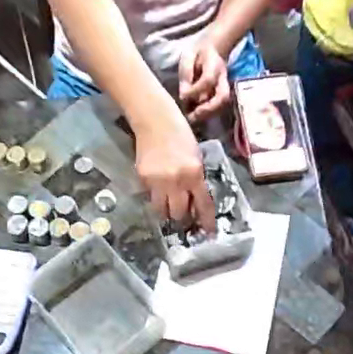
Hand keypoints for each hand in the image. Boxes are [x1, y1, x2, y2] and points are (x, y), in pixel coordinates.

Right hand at [135, 109, 214, 230]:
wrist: (155, 120)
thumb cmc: (180, 135)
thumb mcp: (195, 158)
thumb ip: (196, 180)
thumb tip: (194, 201)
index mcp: (194, 174)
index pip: (202, 205)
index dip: (206, 221)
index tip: (209, 233)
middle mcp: (176, 181)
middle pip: (178, 213)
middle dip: (182, 218)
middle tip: (183, 217)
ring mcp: (157, 181)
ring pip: (161, 210)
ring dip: (166, 211)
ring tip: (168, 205)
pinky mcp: (143, 179)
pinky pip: (150, 196)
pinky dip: (155, 196)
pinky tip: (157, 187)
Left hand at [178, 40, 232, 124]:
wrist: (212, 51)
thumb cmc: (197, 55)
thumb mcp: (188, 57)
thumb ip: (186, 74)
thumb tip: (183, 96)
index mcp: (214, 65)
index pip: (208, 80)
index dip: (196, 90)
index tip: (183, 96)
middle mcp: (223, 79)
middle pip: (222, 97)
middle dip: (208, 109)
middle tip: (193, 116)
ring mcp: (224, 88)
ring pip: (221, 106)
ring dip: (207, 115)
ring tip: (192, 119)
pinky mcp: (222, 96)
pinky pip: (218, 109)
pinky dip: (207, 115)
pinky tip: (195, 117)